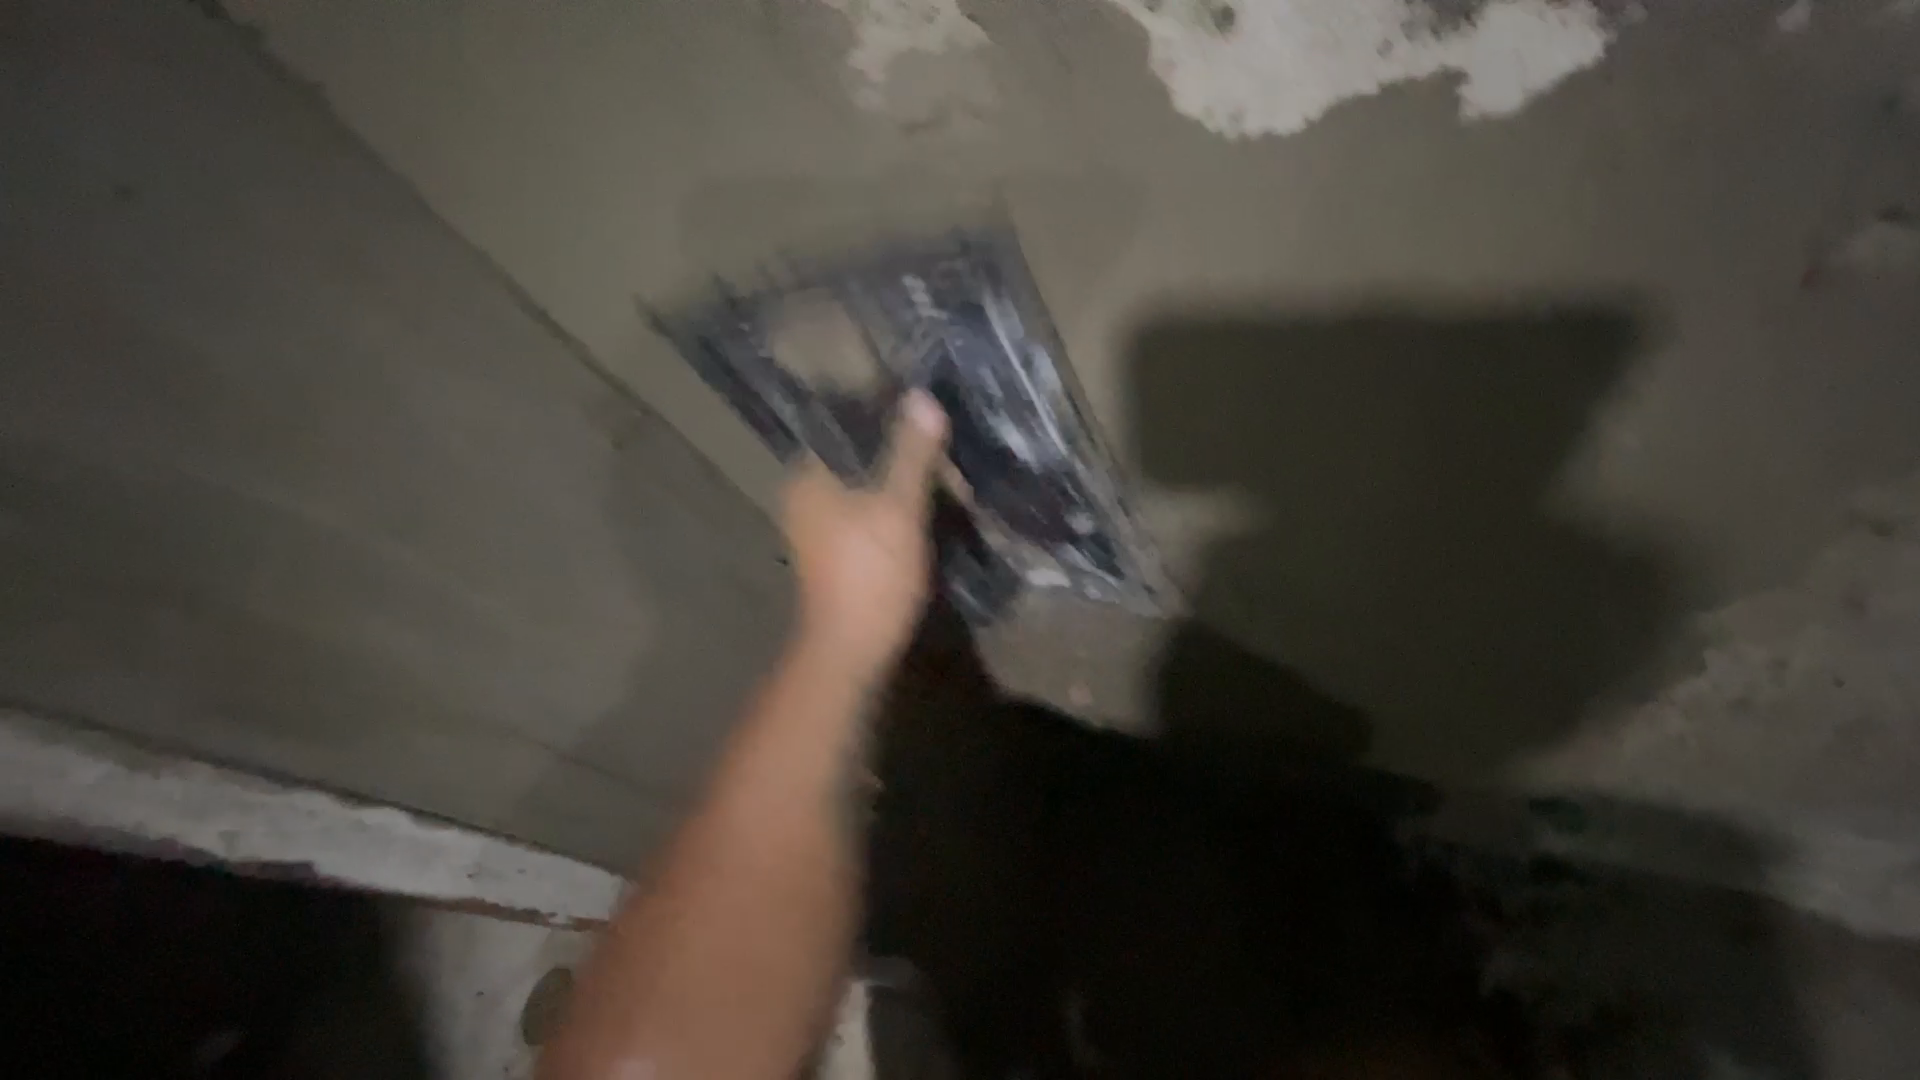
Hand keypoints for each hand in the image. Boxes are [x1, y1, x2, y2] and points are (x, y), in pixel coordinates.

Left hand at [782, 390, 948, 678]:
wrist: (850, 649)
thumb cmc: (870, 574)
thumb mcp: (898, 506)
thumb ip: (910, 452)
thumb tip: (922, 397)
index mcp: (807, 477)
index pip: (843, 425)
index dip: (881, 412)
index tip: (920, 406)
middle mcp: (804, 497)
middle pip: (855, 457)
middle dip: (895, 449)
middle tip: (940, 439)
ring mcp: (818, 528)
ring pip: (863, 487)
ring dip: (897, 479)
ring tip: (940, 468)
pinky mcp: (836, 553)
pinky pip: (866, 514)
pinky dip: (892, 507)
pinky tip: (923, 505)